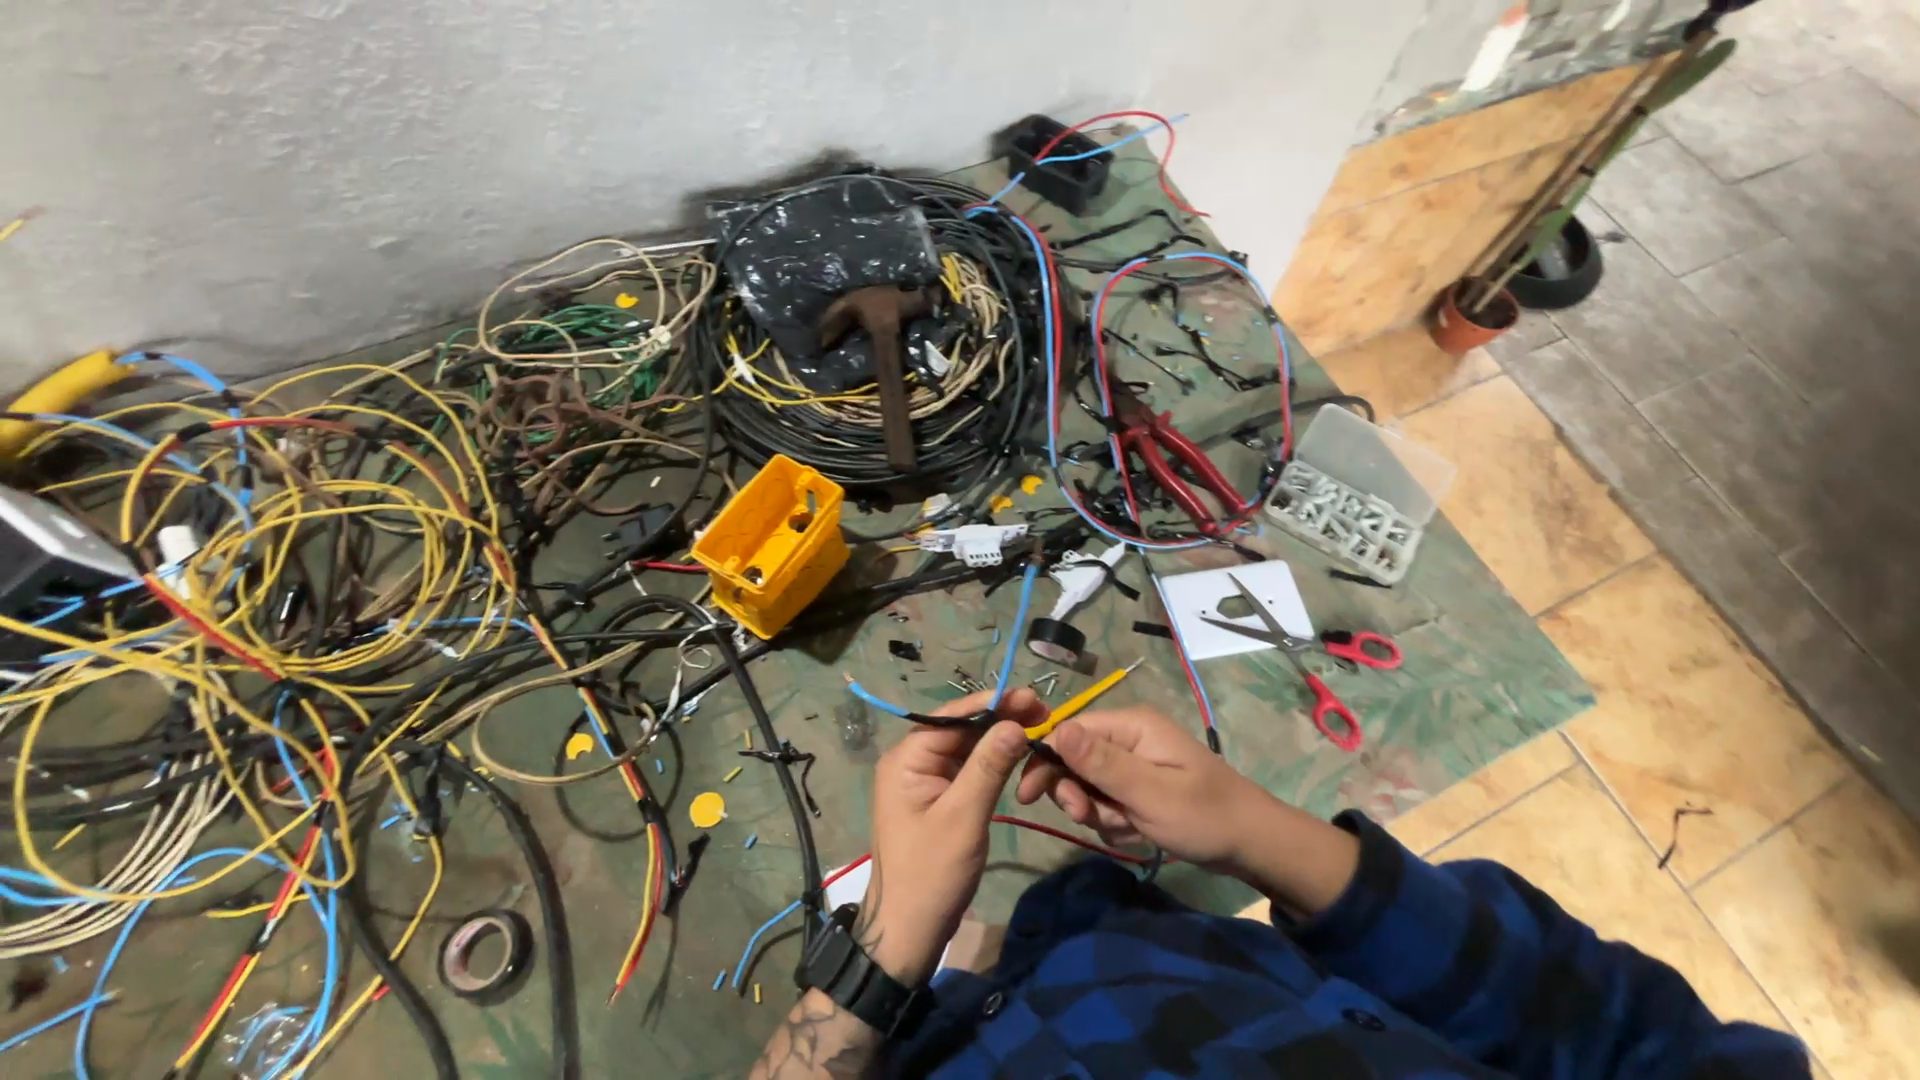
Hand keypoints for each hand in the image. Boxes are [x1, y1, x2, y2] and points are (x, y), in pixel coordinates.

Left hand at [858, 688, 1042, 984]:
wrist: (908, 932)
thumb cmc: (931, 874)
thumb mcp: (964, 817)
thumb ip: (989, 766)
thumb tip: (1016, 723)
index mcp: (906, 758)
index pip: (952, 717)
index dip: (993, 704)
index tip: (1032, 697)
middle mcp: (911, 761)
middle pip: (960, 728)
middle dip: (1000, 718)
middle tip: (1044, 712)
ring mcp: (923, 781)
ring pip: (966, 747)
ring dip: (999, 738)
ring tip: (1039, 727)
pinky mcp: (937, 799)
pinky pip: (966, 769)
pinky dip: (992, 761)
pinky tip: (1018, 754)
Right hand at [1017, 706, 1360, 917]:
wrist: (1251, 845)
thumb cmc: (1203, 816)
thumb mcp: (1149, 793)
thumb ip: (1101, 763)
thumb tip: (1058, 730)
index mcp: (1131, 725)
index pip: (1068, 730)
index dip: (1045, 760)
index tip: (1030, 796)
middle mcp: (1128, 736)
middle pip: (1073, 759)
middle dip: (1077, 793)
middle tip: (1089, 818)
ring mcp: (1134, 762)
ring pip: (1088, 785)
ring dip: (1098, 811)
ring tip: (1125, 828)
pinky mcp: (1138, 785)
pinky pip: (1106, 801)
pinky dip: (1114, 820)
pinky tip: (1136, 831)